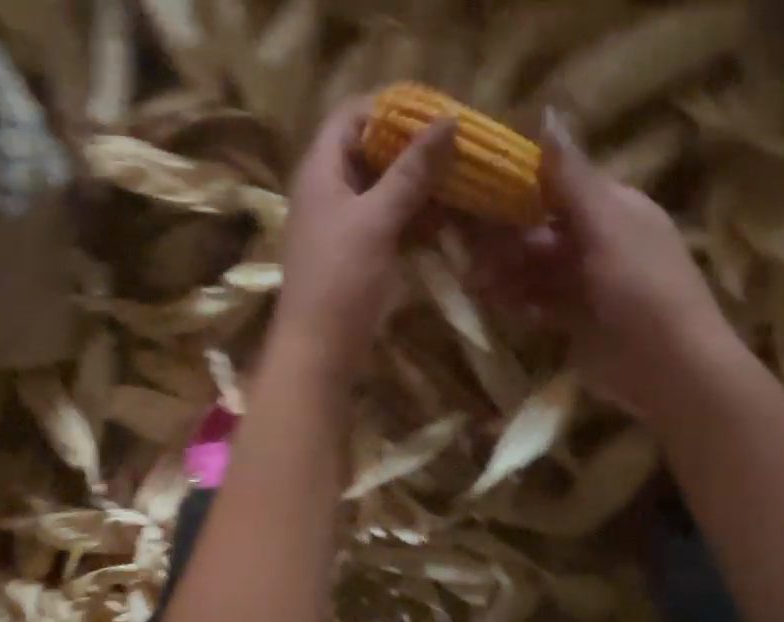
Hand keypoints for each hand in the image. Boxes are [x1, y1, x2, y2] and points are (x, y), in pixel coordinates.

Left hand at [269, 100, 457, 367]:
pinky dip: (416, 217)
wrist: (318, 351)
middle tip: (461, 147)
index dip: (391, 107)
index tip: (436, 111)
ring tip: (465, 179)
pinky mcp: (359, 254)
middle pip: (372, 150)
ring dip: (421, 184)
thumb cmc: (340, 280)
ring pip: (385, 189)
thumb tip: (449, 121)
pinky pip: (390, 222)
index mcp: (321, 170)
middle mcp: (329, 190)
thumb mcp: (377, 219)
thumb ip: (412, 171)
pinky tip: (449, 219)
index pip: (352, 115)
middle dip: (415, 147)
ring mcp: (344, 224)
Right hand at [474, 110, 738, 416]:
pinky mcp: (574, 320)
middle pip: (536, 229)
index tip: (471, 194)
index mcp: (612, 207)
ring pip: (531, 268)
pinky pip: (535, 302)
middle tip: (468, 255)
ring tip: (477, 287)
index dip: (513, 187)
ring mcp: (585, 283)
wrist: (670, 369)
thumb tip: (547, 111)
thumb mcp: (607, 225)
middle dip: (501, 241)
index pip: (554, 185)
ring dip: (503, 274)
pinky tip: (498, 308)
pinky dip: (515, 303)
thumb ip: (571, 177)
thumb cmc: (643, 288)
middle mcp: (597, 239)